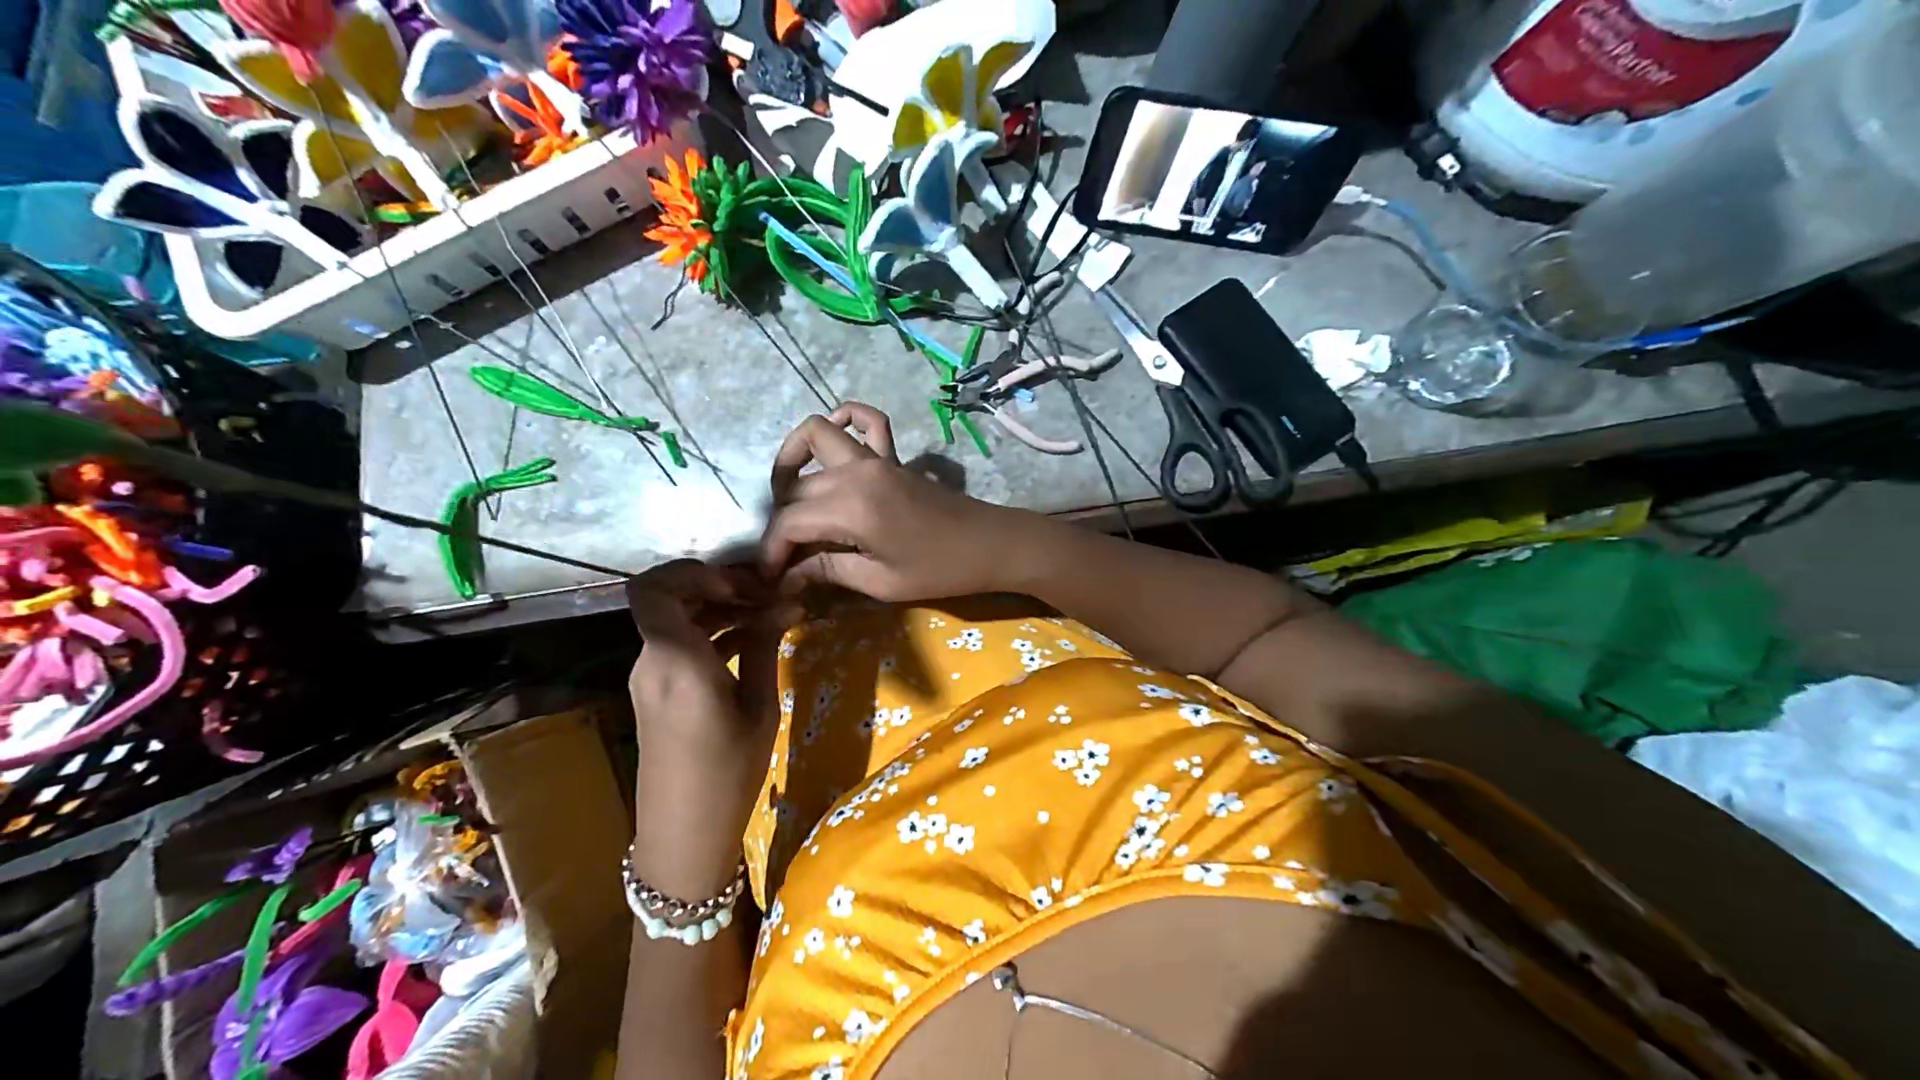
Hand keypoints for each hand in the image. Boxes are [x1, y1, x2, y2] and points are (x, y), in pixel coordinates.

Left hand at [625, 560, 796, 895]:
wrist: (684, 833)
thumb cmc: (728, 772)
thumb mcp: (759, 706)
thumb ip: (763, 647)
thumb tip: (784, 604)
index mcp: (674, 659)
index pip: (653, 587)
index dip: (694, 573)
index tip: (741, 586)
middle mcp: (651, 660)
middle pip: (669, 599)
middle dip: (718, 588)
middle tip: (767, 595)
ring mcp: (649, 677)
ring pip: (675, 621)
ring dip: (718, 610)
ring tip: (769, 615)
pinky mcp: (656, 693)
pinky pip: (678, 646)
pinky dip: (710, 634)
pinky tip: (751, 640)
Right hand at [759, 404, 1055, 600]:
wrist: (989, 545)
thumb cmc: (938, 571)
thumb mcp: (879, 582)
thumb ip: (827, 570)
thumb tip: (785, 576)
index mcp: (851, 508)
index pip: (789, 522)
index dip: (771, 550)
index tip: (770, 576)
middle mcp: (856, 471)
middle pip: (797, 487)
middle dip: (781, 520)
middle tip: (785, 554)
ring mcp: (876, 457)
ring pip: (816, 437)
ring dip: (794, 461)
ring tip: (790, 497)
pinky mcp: (893, 456)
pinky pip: (867, 419)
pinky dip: (844, 419)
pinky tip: (833, 442)